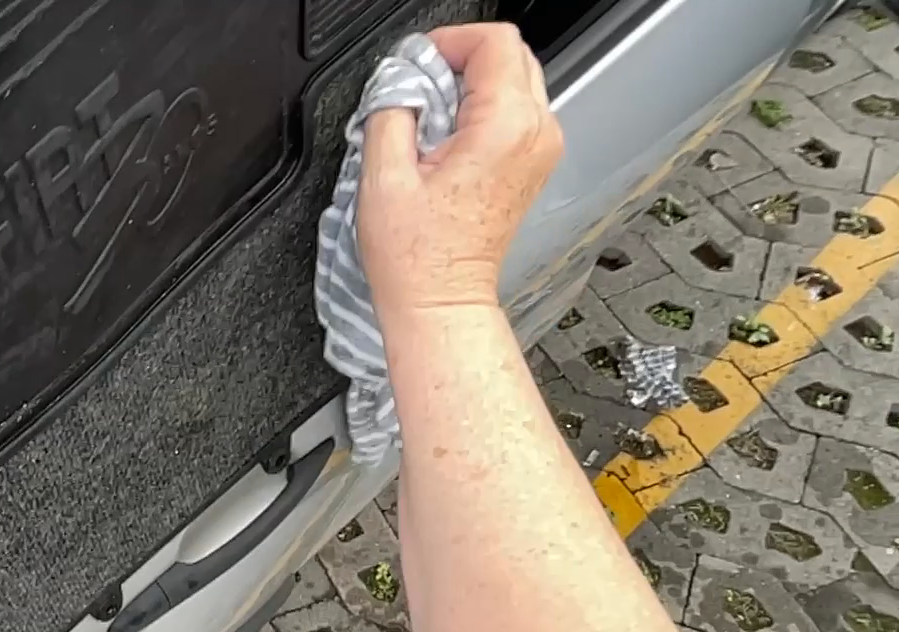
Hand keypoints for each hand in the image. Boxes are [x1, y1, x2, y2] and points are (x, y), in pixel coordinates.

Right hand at [356, 23, 562, 316]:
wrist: (437, 300)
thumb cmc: (413, 258)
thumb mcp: (381, 181)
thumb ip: (390, 116)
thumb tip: (396, 84)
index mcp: (503, 127)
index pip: (493, 43)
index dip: (448, 42)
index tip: (413, 62)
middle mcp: (535, 131)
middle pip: (509, 57)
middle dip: (457, 64)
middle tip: (414, 93)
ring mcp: (540, 149)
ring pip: (513, 84)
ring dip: (467, 91)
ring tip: (425, 127)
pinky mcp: (531, 166)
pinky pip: (513, 116)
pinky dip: (478, 116)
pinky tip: (443, 147)